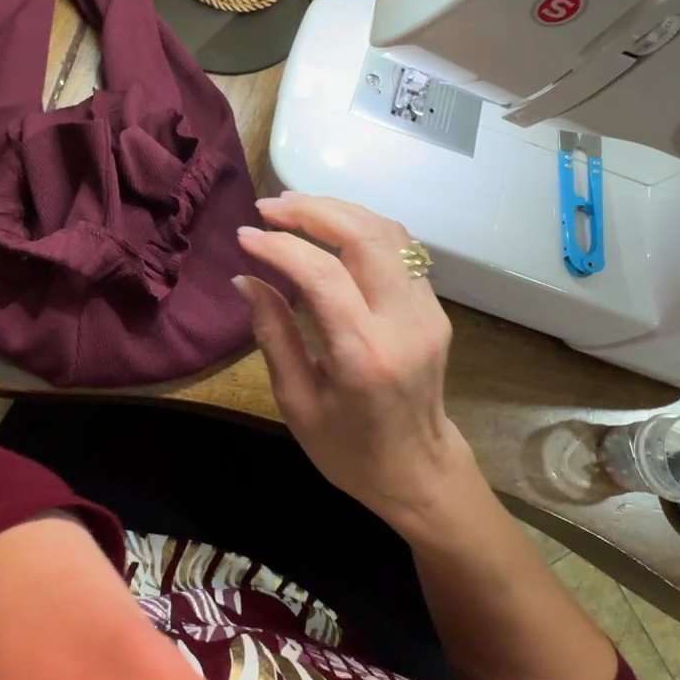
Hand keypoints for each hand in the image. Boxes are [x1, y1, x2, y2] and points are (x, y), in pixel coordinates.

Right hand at [232, 193, 476, 528]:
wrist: (419, 472)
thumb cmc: (348, 450)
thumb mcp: (296, 402)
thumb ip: (272, 334)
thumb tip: (246, 279)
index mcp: (364, 355)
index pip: (322, 275)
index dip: (280, 245)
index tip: (245, 235)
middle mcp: (404, 324)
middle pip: (366, 236)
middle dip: (313, 211)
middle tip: (269, 207)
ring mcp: (428, 312)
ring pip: (389, 233)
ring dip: (339, 211)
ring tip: (294, 207)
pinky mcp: (434, 308)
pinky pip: (400, 250)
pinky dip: (361, 228)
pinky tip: (329, 229)